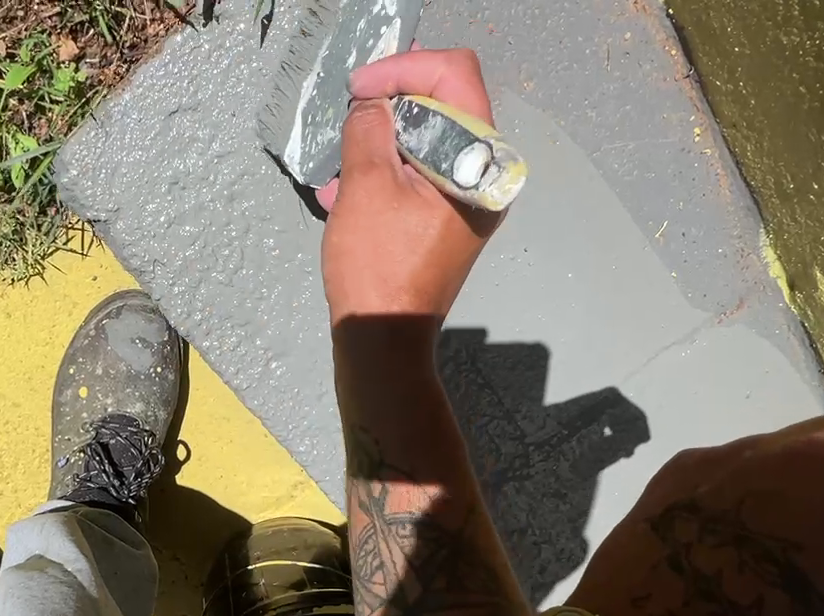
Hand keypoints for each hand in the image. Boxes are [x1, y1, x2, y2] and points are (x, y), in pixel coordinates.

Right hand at [320, 48, 503, 323]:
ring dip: (380, 146)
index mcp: (480, 161)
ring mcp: (465, 206)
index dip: (402, 69)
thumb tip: (371, 107)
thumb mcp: (364, 187)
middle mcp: (484, 178)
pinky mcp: (444, 229)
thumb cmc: (376, 265)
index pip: (454, 77)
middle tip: (350, 117)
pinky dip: (384, 179)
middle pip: (442, 111)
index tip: (358, 88)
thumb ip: (369, 129)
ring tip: (340, 164)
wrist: (383, 339)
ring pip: (425, 150)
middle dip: (390, 108)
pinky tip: (344, 194)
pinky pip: (417, 185)